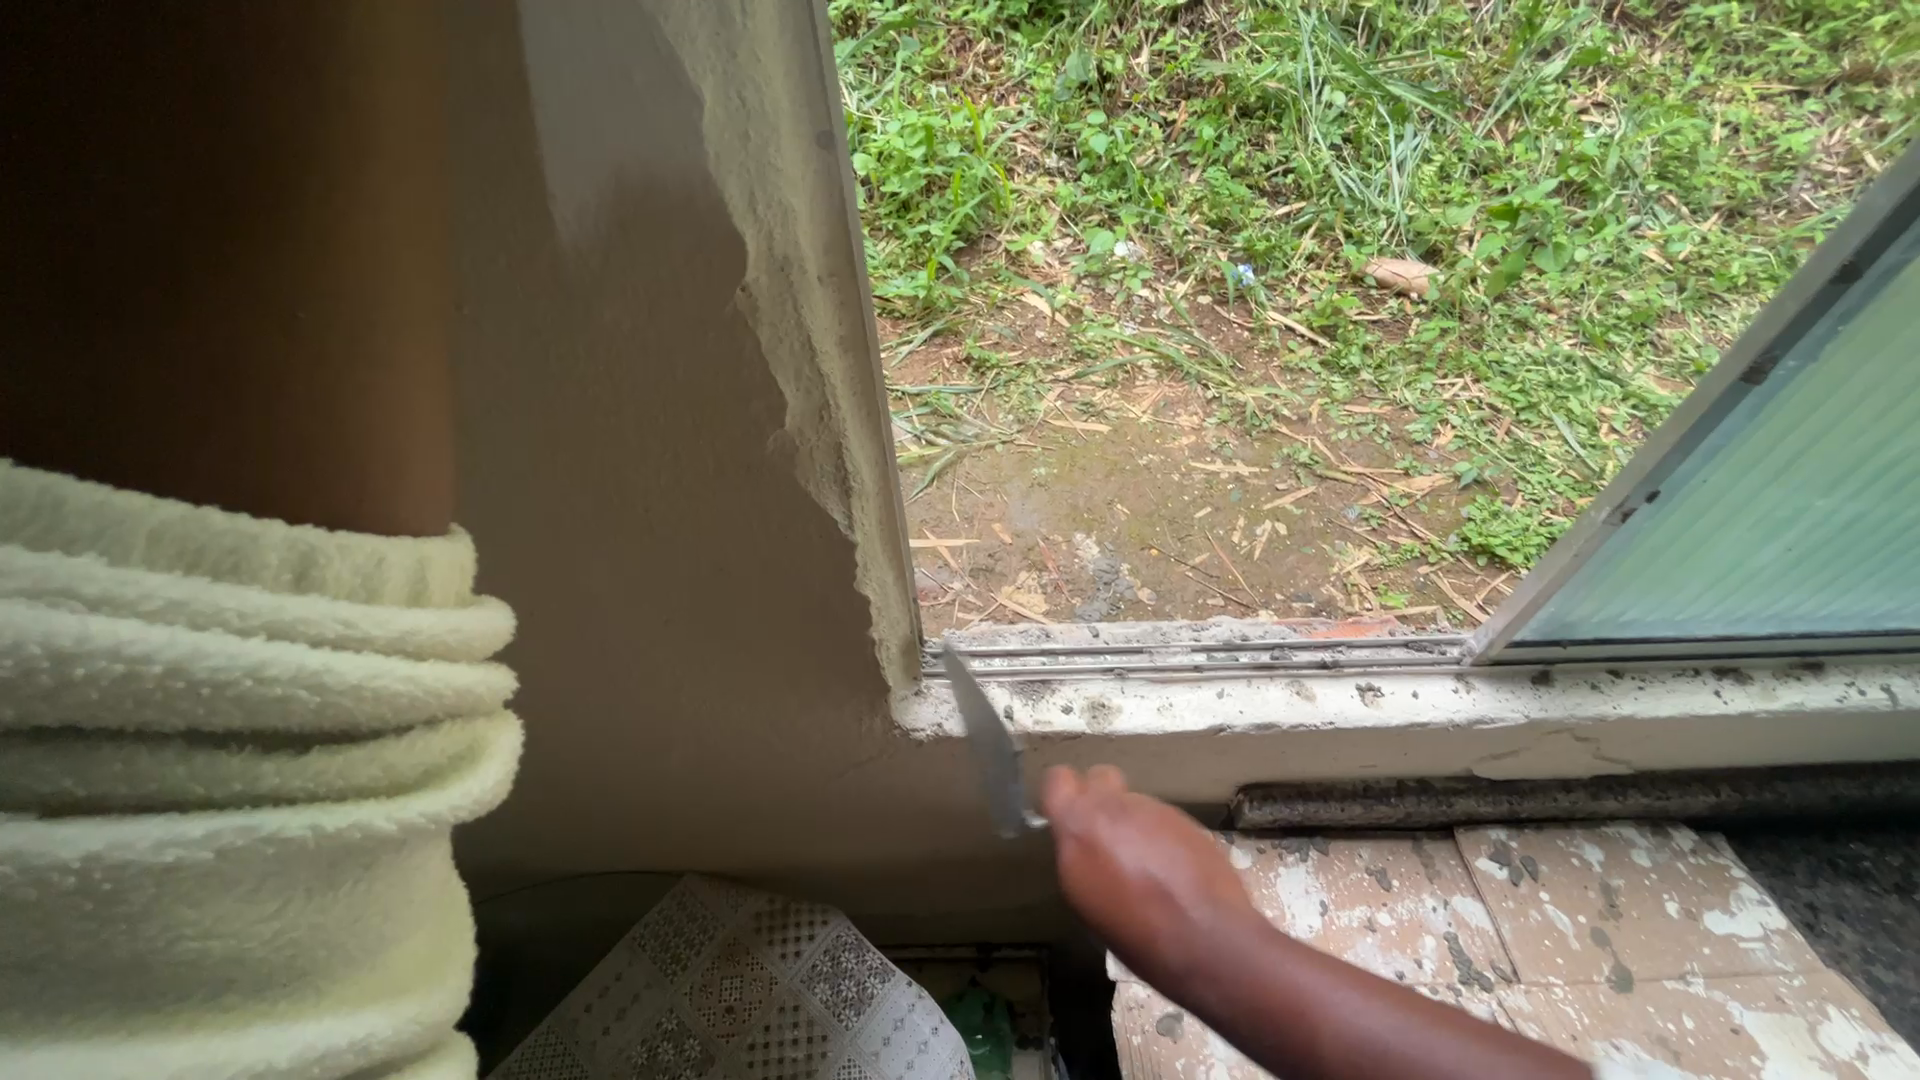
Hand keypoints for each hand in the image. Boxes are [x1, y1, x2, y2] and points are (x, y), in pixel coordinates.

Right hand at [1041, 765, 1265, 997]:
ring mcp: (1155, 808)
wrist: (1203, 938)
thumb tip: (1083, 842)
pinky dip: (1162, 839)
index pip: (1058, 779)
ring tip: (1148, 868)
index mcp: (1080, 823)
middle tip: (1106, 837)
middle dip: (1100, 798)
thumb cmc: (1131, 931)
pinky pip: (1163, 820)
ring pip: (1134, 802)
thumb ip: (1077, 853)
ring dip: (1134, 825)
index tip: (1069, 819)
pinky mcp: (1187, 819)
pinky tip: (1174, 873)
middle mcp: (1115, 805)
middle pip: (1100, 777)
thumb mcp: (1082, 896)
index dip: (1062, 795)